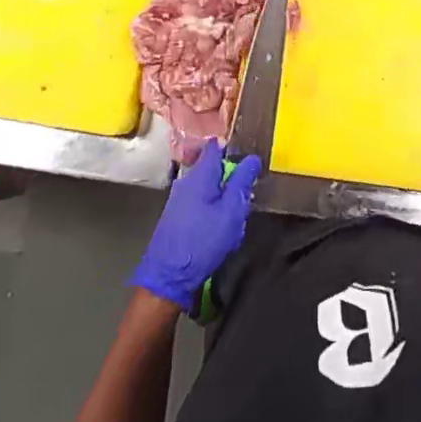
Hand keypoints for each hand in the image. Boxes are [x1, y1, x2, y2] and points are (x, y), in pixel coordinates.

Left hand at [129, 140, 262, 313]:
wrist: (168, 274)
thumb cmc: (204, 240)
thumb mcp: (231, 211)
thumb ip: (241, 183)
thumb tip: (252, 158)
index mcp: (200, 175)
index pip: (214, 148)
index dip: (231, 148)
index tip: (247, 156)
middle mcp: (185, 182)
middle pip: (212, 170)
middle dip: (230, 180)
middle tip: (246, 198)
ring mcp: (177, 199)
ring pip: (207, 189)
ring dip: (222, 200)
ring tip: (234, 220)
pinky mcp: (175, 216)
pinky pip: (199, 204)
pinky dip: (213, 211)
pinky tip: (219, 231)